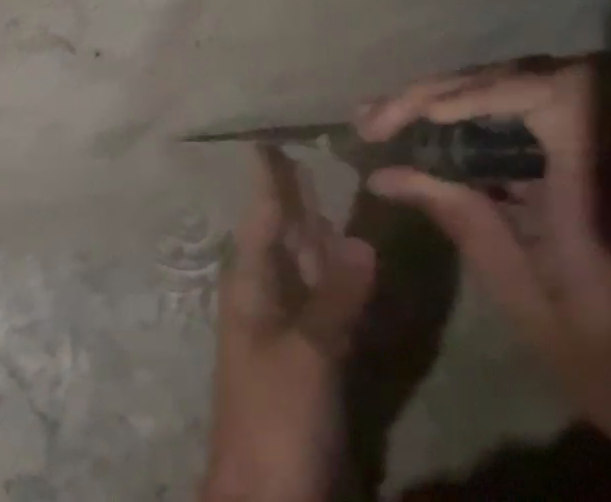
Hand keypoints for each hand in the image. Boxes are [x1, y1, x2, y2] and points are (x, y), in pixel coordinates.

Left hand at [201, 147, 376, 501]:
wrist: (268, 493)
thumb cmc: (275, 417)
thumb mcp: (306, 353)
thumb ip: (334, 297)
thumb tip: (360, 239)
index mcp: (251, 290)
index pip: (259, 221)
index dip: (266, 183)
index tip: (265, 143)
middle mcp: (267, 301)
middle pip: (282, 239)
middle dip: (292, 200)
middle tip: (306, 155)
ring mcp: (289, 332)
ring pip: (304, 269)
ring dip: (317, 235)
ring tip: (332, 194)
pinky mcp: (313, 362)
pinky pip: (325, 306)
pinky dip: (339, 282)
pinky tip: (353, 267)